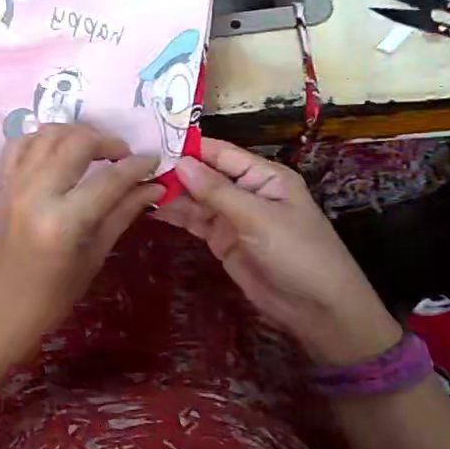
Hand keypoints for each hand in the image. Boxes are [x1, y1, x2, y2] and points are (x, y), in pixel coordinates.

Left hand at [0, 124, 162, 361]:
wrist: (0, 308)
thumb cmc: (53, 295)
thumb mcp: (94, 256)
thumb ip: (123, 213)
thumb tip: (154, 187)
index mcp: (63, 221)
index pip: (109, 179)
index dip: (137, 166)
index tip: (154, 161)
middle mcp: (36, 194)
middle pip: (76, 142)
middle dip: (107, 141)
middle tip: (124, 155)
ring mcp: (14, 185)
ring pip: (47, 134)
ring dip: (76, 133)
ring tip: (95, 149)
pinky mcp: (2, 185)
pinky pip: (21, 144)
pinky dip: (43, 138)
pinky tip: (60, 151)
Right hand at [156, 138, 401, 366]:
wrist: (316, 308)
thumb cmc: (297, 252)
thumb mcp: (257, 217)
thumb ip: (217, 191)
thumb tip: (180, 162)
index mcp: (263, 176)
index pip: (220, 153)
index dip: (189, 147)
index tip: (152, 139)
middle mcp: (246, 191)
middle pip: (204, 175)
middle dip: (174, 170)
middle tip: (133, 166)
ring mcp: (233, 217)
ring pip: (196, 199)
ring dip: (170, 193)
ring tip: (134, 185)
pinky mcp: (222, 241)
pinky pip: (195, 222)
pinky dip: (176, 215)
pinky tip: (151, 208)